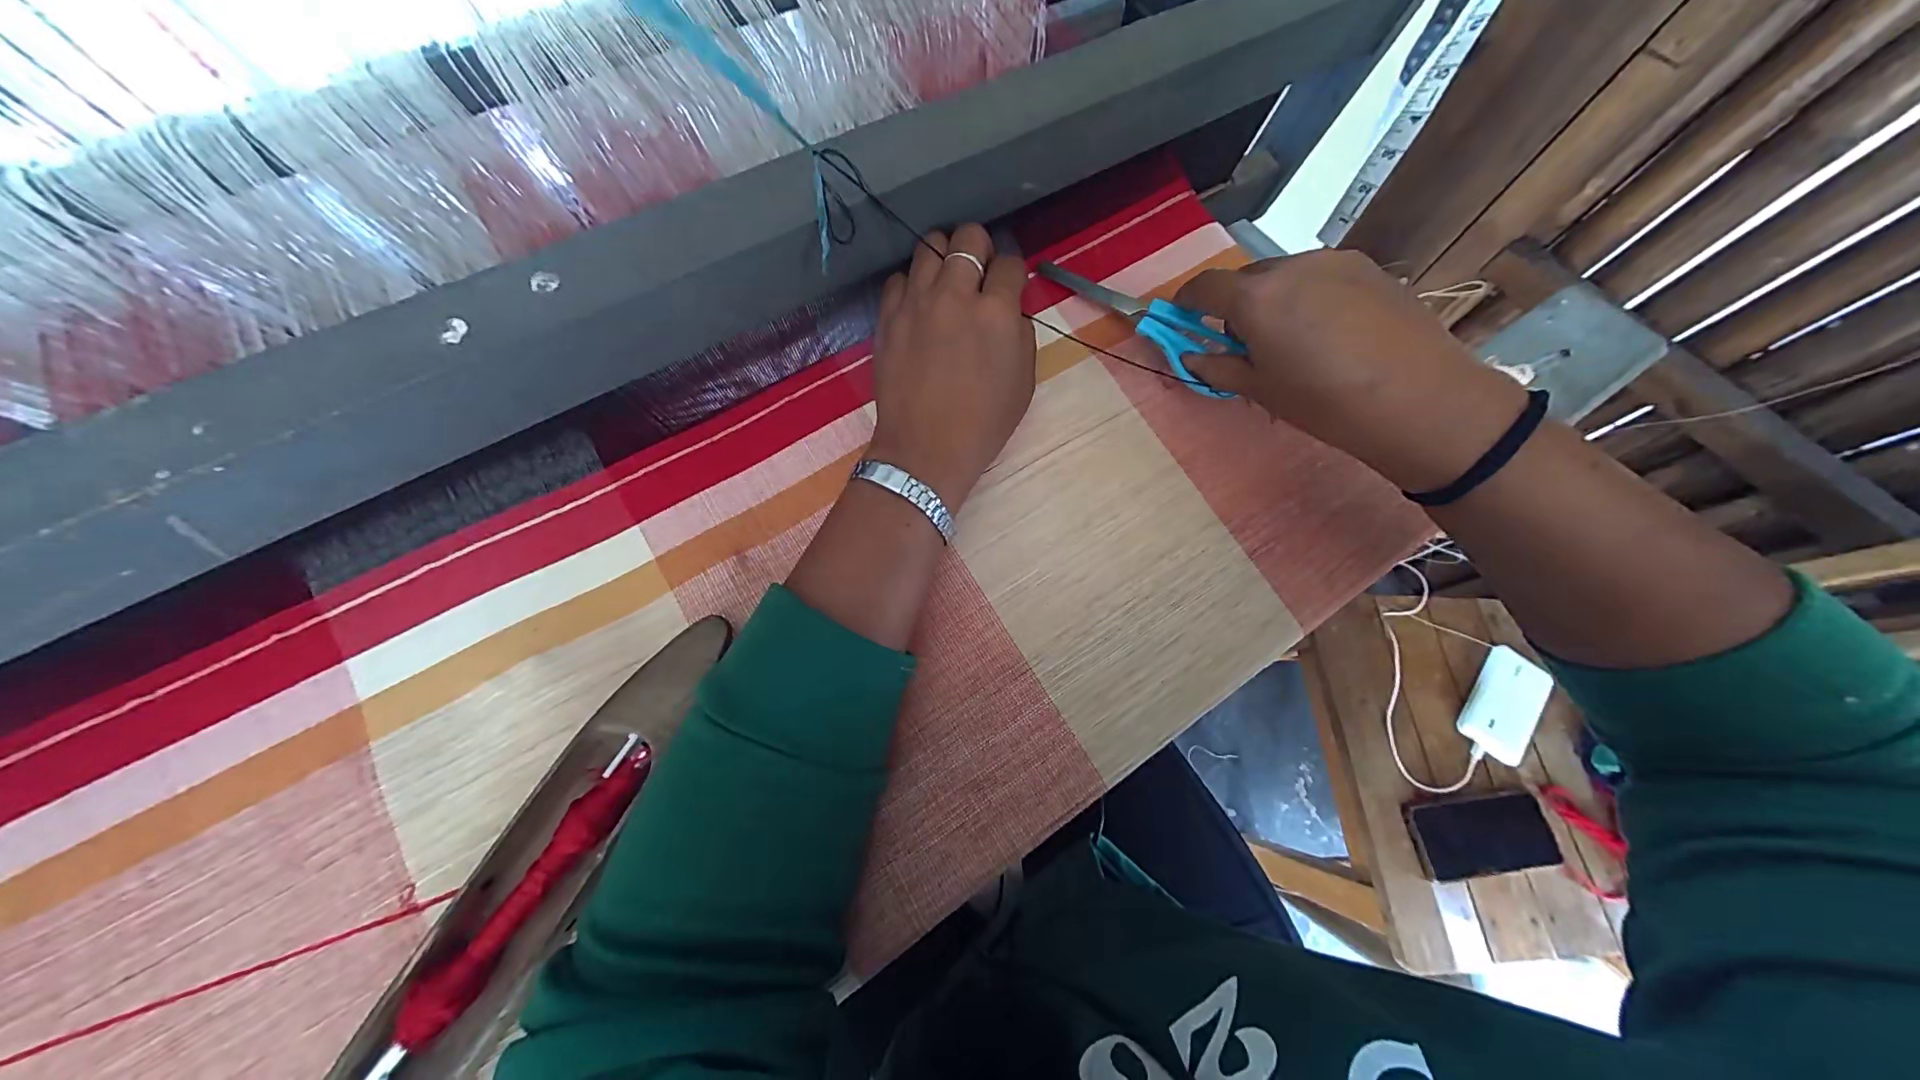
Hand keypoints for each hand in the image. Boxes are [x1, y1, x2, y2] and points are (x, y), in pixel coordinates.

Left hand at [867, 224, 1035, 509]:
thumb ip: (1020, 335)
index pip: (1009, 262)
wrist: (925, 449)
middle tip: (977, 274)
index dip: (1011, 274)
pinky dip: (912, 284)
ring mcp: (917, 302)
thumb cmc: (982, 424)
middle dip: (979, 248)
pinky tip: (919, 305)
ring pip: (929, 245)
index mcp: (997, 312)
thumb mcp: (1023, 383)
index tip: (1008, 287)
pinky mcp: (888, 316)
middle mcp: (955, 295)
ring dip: (943, 258)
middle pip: (968, 237)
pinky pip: (900, 278)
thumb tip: (1009, 311)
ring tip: (946, 283)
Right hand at [1175, 250, 1528, 492]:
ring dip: (1275, 300)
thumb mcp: (1261, 390)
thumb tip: (1191, 356)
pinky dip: (1310, 297)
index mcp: (1255, 297)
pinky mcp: (1370, 267)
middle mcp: (1291, 266)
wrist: (1419, 399)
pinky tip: (1330, 333)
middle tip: (1246, 344)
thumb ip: (1217, 366)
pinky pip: (1321, 278)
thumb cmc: (1324, 402)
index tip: (1183, 320)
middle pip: (1247, 279)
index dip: (1186, 302)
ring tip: (1294, 341)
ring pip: (1286, 276)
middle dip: (1236, 306)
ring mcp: (1335, 262)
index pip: (1204, 286)